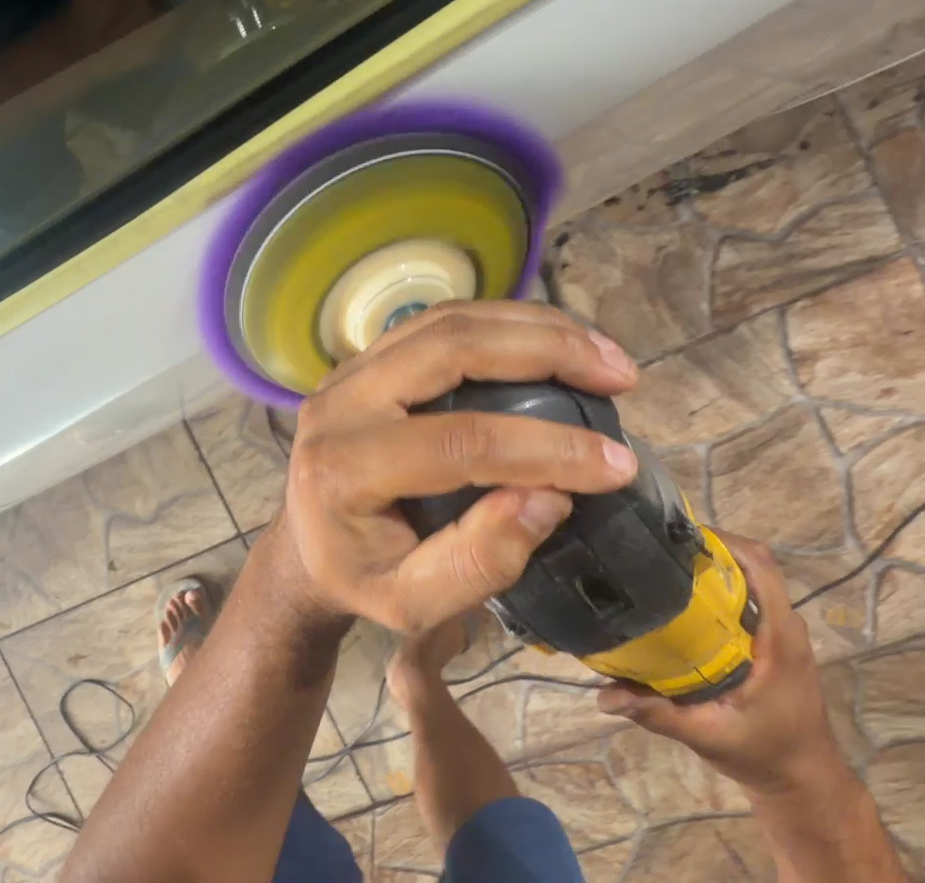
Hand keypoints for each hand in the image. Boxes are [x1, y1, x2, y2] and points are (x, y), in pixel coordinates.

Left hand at [267, 301, 640, 633]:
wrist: (304, 546)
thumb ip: (478, 561)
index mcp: (343, 469)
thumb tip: (550, 499)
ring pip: (447, 321)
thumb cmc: (359, 576)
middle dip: (546, 352)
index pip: (458, 442)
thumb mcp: (412, 602)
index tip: (617, 464)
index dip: (545, 449)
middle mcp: (337, 404)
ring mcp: (348, 372)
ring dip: (533, 327)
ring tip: (602, 356)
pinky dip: (504, 324)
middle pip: (449, 348)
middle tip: (621, 377)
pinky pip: (438, 324)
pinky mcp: (365, 359)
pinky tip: (555, 342)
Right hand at [597, 535, 850, 796]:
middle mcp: (783, 623)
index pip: (760, 566)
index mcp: (778, 637)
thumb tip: (605, 696)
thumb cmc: (764, 753)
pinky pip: (744, 593)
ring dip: (707, 562)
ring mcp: (779, 628)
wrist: (804, 779)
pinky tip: (674, 592)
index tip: (672, 532)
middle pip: (749, 561)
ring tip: (655, 560)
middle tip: (650, 544)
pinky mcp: (770, 636)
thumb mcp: (708, 736)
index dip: (722, 540)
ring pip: (746, 575)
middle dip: (703, 545)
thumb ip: (659, 714)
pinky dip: (713, 583)